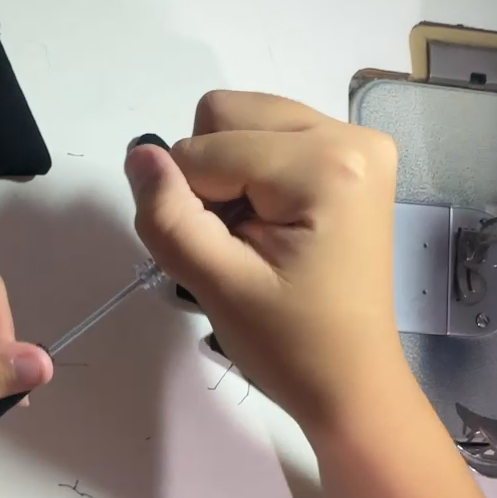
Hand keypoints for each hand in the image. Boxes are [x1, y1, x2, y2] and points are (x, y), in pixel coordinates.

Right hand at [127, 91, 405, 429]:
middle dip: (208, 178)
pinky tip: (270, 227)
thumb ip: (168, 216)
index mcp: (326, 163)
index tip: (221, 257)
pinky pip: (268, 139)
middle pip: (224, 115)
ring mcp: (356, 142)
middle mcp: (350, 134)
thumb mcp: (215, 284)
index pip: (203, 151)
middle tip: (236, 243)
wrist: (347, 381)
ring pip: (242, 122)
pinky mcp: (351, 159)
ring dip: (226, 178)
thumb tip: (139, 154)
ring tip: (253, 237)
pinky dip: (250, 178)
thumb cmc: (287, 344)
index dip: (189, 206)